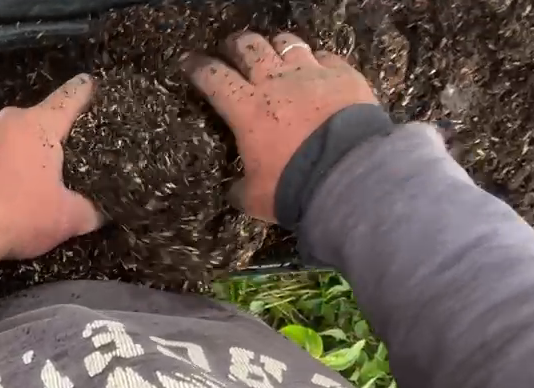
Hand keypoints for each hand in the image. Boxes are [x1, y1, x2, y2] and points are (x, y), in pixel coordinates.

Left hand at [0, 75, 104, 292]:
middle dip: (44, 138)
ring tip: (17, 179)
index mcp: (41, 126)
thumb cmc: (19, 217)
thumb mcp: (65, 220)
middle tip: (51, 164)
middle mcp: (9, 118)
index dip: (83, 92)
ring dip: (14, 150)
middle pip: (35, 120)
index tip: (89, 83)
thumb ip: (88, 212)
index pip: (69, 99)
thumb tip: (101, 214)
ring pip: (5, 134)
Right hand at [184, 32, 378, 222]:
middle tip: (230, 47)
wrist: (345, 174)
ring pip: (286, 43)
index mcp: (247, 111)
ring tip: (271, 50)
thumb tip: (235, 189)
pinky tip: (315, 67)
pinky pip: (323, 56)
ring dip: (274, 44)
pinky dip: (314, 59)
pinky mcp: (342, 73)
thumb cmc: (291, 187)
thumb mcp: (255, 198)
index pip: (215, 79)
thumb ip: (241, 189)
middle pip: (250, 48)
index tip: (188, 61)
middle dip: (235, 44)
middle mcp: (275, 82)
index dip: (198, 67)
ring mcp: (311, 72)